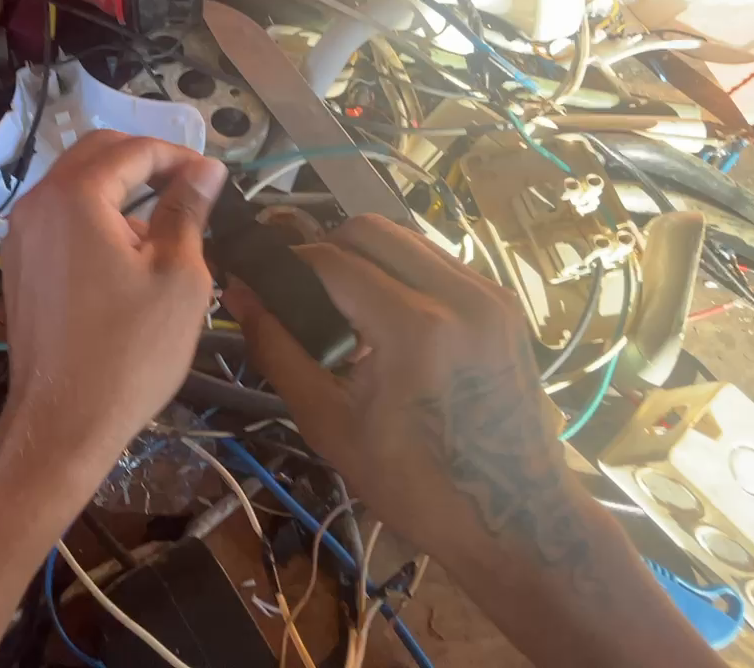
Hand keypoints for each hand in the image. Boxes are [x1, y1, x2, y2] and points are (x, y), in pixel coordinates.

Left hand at [0, 130, 227, 464]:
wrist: (62, 421)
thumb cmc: (129, 350)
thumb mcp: (177, 276)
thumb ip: (187, 209)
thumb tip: (205, 169)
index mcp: (74, 195)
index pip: (133, 150)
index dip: (178, 156)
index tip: (213, 179)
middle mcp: (37, 202)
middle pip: (95, 154)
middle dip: (145, 161)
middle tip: (188, 188)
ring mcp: (20, 232)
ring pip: (74, 183)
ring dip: (119, 188)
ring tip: (162, 225)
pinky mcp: (18, 261)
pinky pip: (59, 215)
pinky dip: (93, 214)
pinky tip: (124, 252)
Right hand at [228, 215, 584, 563]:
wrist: (517, 523)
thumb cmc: (413, 482)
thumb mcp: (326, 420)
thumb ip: (276, 346)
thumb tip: (237, 292)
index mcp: (413, 326)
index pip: (330, 259)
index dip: (284, 261)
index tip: (259, 277)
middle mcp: (457, 293)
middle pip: (368, 229)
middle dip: (323, 248)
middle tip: (301, 290)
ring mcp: (489, 294)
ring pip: (403, 237)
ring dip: (362, 255)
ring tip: (343, 302)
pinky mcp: (505, 303)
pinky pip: (434, 259)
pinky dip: (398, 268)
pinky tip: (385, 313)